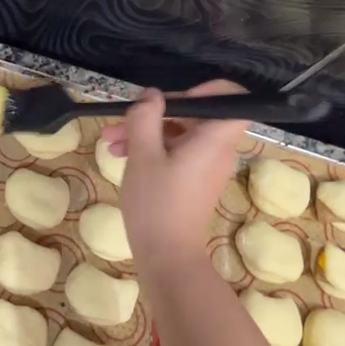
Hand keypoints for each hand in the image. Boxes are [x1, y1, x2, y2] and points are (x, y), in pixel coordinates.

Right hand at [100, 79, 250, 272]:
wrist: (166, 255)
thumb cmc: (156, 203)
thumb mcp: (142, 155)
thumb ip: (146, 118)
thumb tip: (151, 94)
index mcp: (214, 139)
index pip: (234, 100)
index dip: (207, 90)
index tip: (174, 99)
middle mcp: (217, 149)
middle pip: (195, 115)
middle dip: (156, 113)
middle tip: (122, 121)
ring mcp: (207, 167)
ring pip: (180, 134)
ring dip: (146, 132)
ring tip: (110, 142)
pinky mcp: (195, 181)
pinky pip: (178, 153)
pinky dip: (153, 149)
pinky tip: (122, 156)